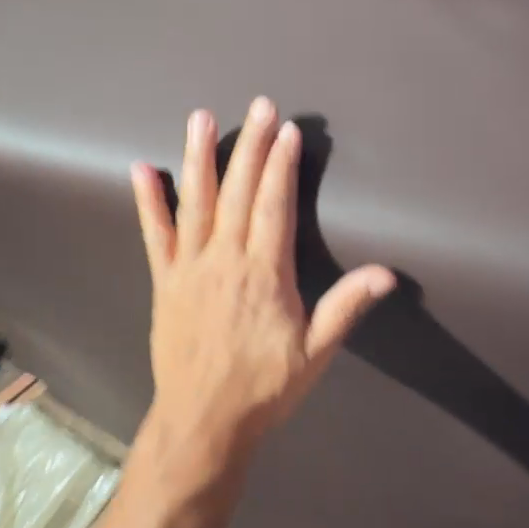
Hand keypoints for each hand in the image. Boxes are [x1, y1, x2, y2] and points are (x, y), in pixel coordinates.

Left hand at [130, 96, 395, 458]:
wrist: (202, 422)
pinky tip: (142, 169)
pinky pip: (155, 235)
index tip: (287, 130)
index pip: (274, 205)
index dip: (281, 165)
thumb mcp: (316, 351)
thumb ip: (346, 307)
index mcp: (264, 273)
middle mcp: (224, 260)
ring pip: (196, 202)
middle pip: (239, 191)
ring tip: (201, 117)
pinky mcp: (165, 283)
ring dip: (200, 157)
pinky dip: (148, 202)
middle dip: (250, 145)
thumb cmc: (266, 387)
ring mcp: (189, 269)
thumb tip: (386, 273)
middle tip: (259, 105)